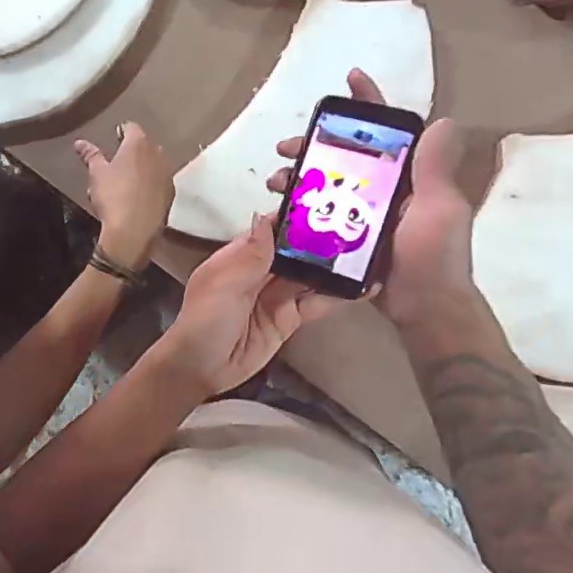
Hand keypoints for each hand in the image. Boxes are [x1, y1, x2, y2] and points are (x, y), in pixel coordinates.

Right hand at [76, 122, 172, 269]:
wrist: (134, 230)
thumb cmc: (112, 196)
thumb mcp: (97, 174)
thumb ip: (91, 155)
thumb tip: (80, 142)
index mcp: (138, 144)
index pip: (131, 127)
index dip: (122, 130)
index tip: (115, 136)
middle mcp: (157, 154)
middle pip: (145, 145)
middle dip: (134, 149)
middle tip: (119, 159)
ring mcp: (167, 173)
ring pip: (155, 162)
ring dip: (144, 166)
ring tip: (129, 177)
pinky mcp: (171, 193)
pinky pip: (160, 180)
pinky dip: (151, 182)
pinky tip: (140, 194)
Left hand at [152, 214, 345, 393]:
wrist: (202, 368)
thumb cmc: (206, 321)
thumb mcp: (224, 285)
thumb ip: (248, 255)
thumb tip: (264, 218)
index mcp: (235, 259)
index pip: (267, 233)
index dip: (292, 221)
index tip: (325, 204)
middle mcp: (256, 274)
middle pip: (291, 253)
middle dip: (319, 241)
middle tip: (360, 226)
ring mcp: (273, 297)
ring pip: (307, 276)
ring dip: (332, 267)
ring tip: (370, 252)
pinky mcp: (287, 320)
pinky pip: (314, 304)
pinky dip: (336, 296)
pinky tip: (363, 287)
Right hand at [265, 70, 478, 328]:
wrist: (422, 307)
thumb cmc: (433, 256)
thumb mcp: (440, 208)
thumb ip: (434, 169)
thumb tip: (442, 120)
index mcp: (408, 177)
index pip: (389, 132)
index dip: (369, 103)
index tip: (349, 80)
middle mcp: (384, 189)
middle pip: (344, 154)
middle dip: (312, 144)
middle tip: (286, 147)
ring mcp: (362, 212)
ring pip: (323, 182)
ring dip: (297, 174)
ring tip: (275, 181)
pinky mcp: (344, 235)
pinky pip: (315, 211)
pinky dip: (295, 204)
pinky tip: (278, 206)